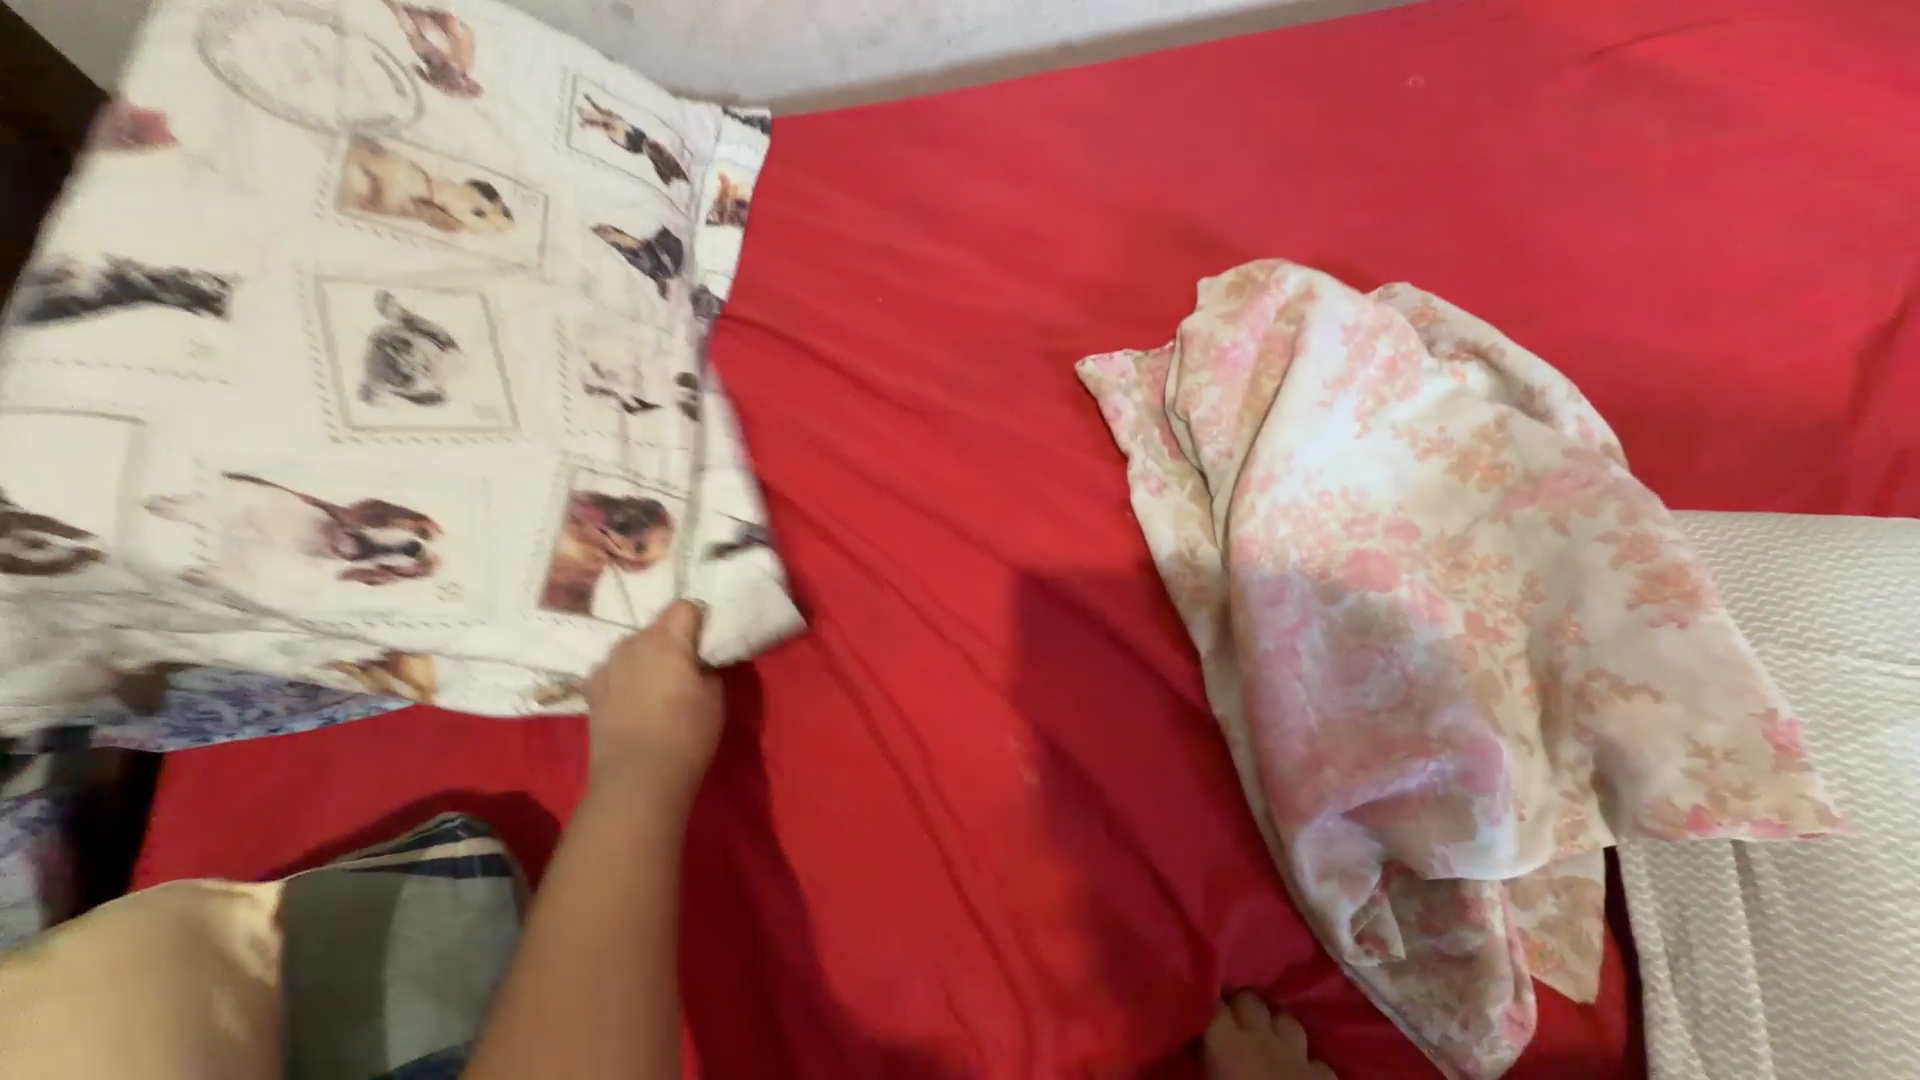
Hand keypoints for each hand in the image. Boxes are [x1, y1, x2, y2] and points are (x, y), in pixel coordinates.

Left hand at [584, 600, 723, 803]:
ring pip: (633, 648)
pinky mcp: (591, 691)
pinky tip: (632, 699)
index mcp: (666, 640)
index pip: (685, 606)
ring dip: (647, 658)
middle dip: (673, 640)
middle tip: (687, 668)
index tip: (708, 643)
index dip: (700, 621)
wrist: (637, 779)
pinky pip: (613, 671)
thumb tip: (699, 663)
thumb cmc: (686, 734)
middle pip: (657, 627)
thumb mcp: (716, 698)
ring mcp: (607, 667)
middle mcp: (632, 644)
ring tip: (658, 687)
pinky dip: (624, 677)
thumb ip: (707, 669)